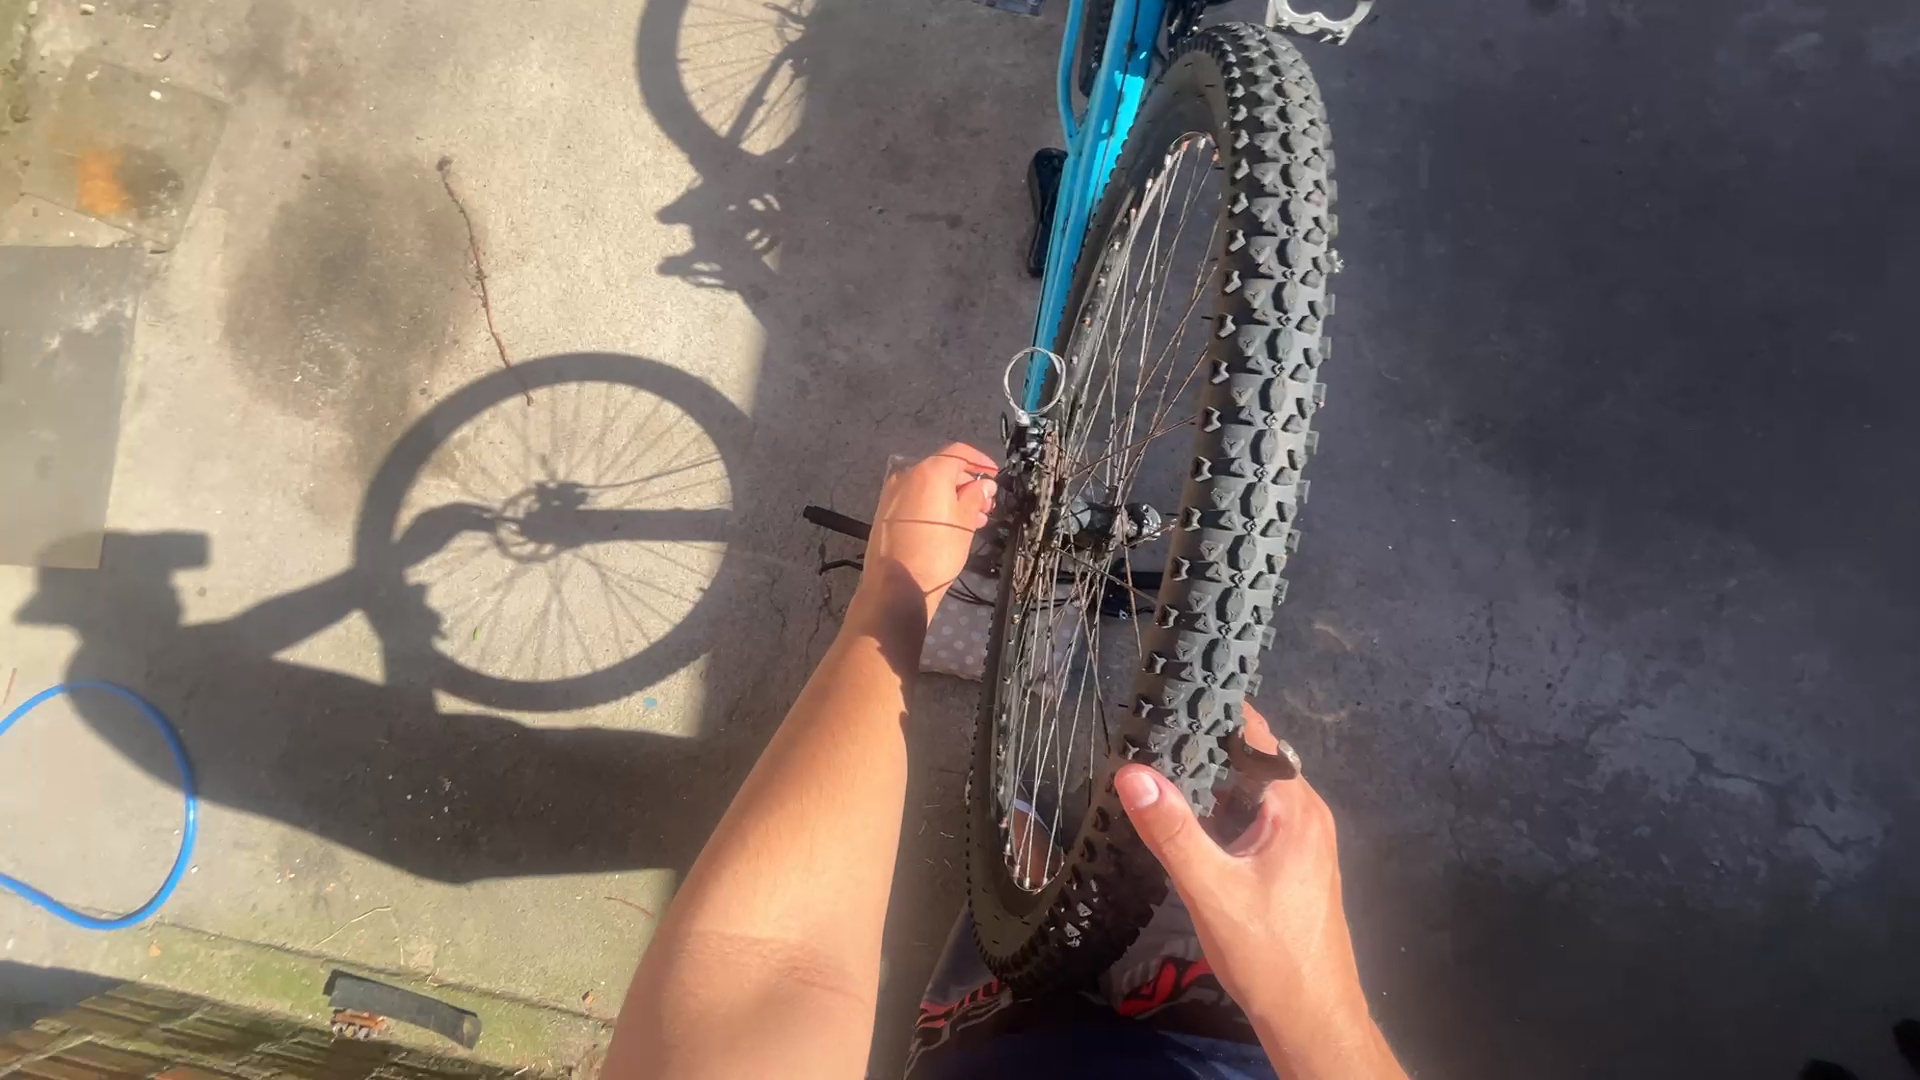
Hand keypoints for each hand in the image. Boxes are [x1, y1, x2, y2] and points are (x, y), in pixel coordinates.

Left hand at [854, 443, 997, 624]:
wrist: (897, 584)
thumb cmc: (937, 552)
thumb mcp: (965, 523)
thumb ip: (975, 497)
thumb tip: (983, 485)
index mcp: (929, 472)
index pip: (959, 452)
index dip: (980, 461)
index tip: (993, 474)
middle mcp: (906, 476)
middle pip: (942, 469)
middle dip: (967, 483)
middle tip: (986, 503)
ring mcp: (892, 494)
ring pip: (929, 486)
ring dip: (952, 496)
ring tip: (973, 519)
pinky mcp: (885, 512)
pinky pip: (915, 499)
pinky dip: (934, 505)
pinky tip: (949, 525)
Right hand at [1114, 705, 1406, 1079]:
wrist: (1314, 1027)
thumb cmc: (1270, 956)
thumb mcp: (1211, 890)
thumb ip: (1171, 830)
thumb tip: (1130, 772)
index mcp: (1294, 806)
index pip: (1253, 734)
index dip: (1210, 712)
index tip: (1163, 698)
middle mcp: (1302, 811)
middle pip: (1247, 756)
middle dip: (1198, 743)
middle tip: (1143, 732)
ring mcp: (1298, 837)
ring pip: (1245, 787)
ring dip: (1205, 776)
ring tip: (1152, 763)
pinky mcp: (1287, 860)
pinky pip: (1248, 813)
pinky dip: (1215, 805)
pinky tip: (1181, 814)